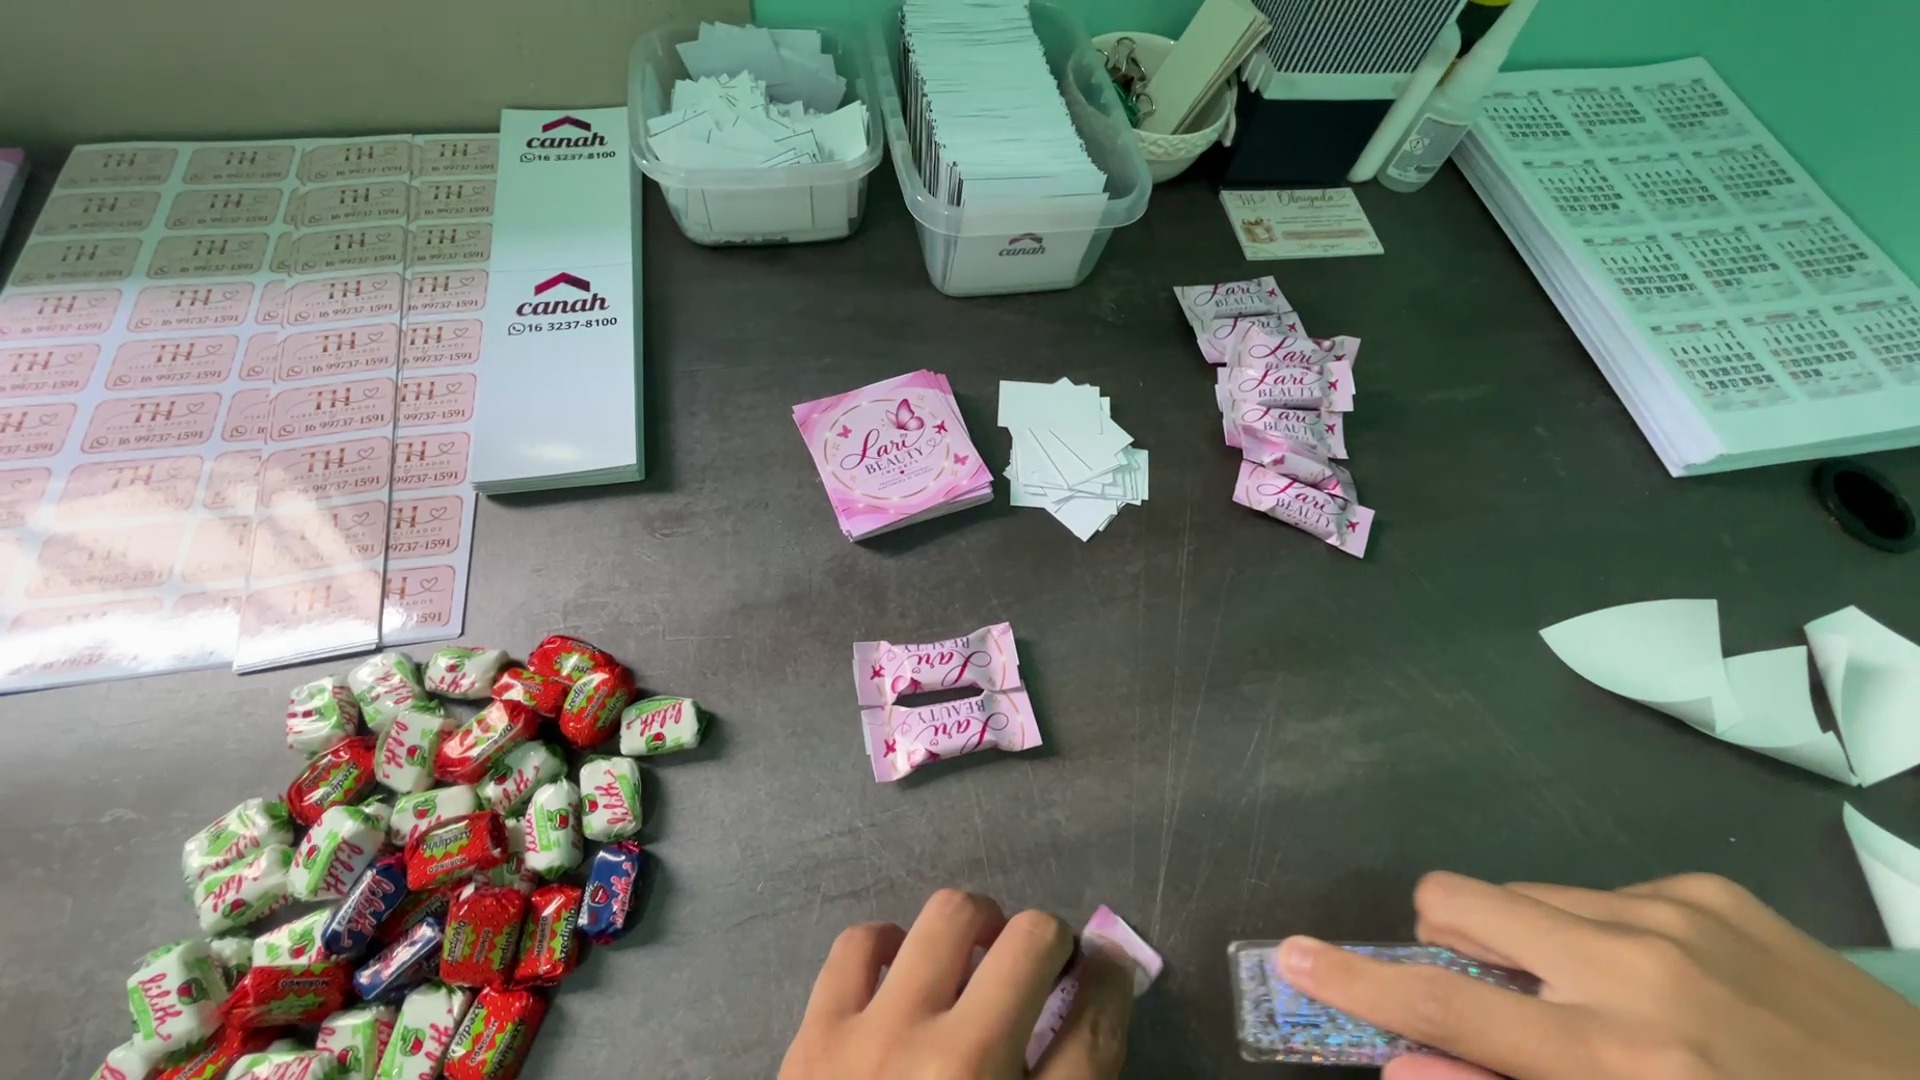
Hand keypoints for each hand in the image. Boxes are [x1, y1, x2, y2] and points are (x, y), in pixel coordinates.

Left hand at [779, 889, 1135, 1079]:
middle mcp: (956, 1068)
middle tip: (1038, 969)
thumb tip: (1089, 1006)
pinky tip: (899, 977)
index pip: (1097, 1020)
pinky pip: (860, 943)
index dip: (1110, 980)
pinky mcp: (814, 1039)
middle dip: (1052, 940)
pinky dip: (889, 946)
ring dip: (979, 927)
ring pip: (950, 915)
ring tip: (975, 959)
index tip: (1102, 971)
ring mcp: (878, 1042)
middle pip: (1032, 939)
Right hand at [1278, 871, 1919, 1078]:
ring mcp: (1673, 910)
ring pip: (1521, 895)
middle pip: (1456, 900)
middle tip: (1497, 997)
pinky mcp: (1707, 888)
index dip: (1359, 983)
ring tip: (1602, 999)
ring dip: (1527, 943)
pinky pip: (1592, 894)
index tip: (1294, 957)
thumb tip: (1403, 1064)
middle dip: (1446, 940)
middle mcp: (1635, 962)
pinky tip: (1672, 985)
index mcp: (1626, 1059)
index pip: (1448, 1005)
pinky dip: (1593, 935)